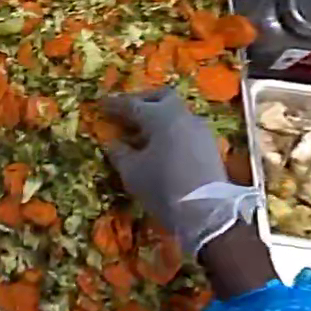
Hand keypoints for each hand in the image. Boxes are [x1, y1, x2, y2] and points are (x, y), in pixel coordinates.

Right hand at [102, 92, 259, 256]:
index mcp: (161, 117)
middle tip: (126, 111)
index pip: (133, 104)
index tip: (100, 104)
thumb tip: (114, 143)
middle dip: (142, 101)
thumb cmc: (162, 187)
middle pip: (162, 97)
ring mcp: (200, 131)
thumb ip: (119, 152)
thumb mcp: (131, 171)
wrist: (206, 213)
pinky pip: (184, 129)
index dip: (115, 105)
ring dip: (158, 118)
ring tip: (140, 133)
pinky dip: (169, 131)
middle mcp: (183, 117)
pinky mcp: (209, 147)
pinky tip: (159, 147)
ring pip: (176, 113)